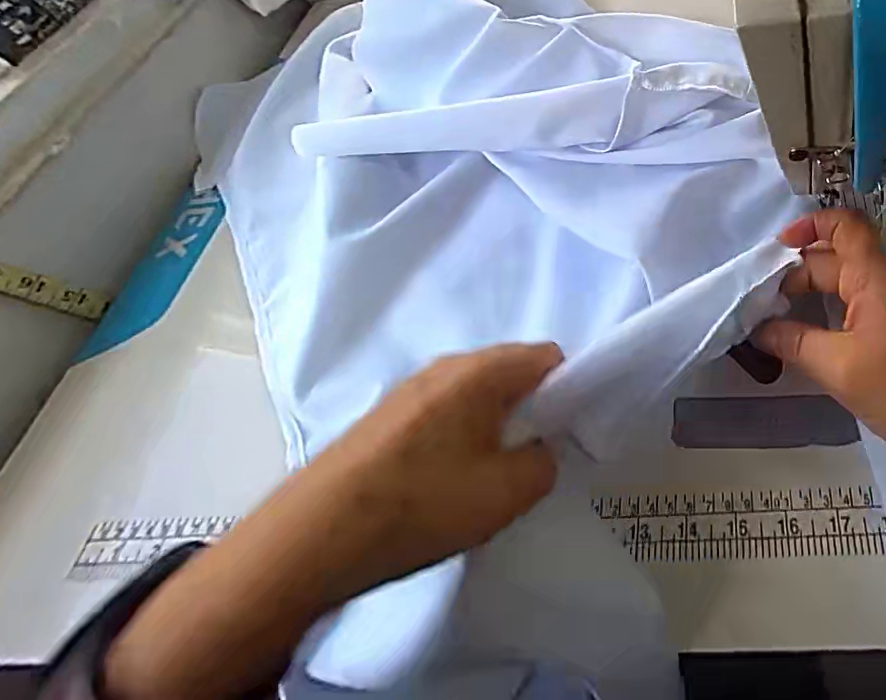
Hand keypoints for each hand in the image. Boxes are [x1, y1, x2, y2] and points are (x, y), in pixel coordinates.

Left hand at [293, 342, 563, 597]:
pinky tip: (448, 478)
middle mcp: (447, 364)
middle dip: (531, 408)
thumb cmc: (422, 503)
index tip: (567, 431)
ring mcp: (413, 385)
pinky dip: (461, 431)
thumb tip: (538, 448)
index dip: (568, 389)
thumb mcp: (505, 494)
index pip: (547, 356)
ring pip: (476, 391)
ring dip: (494, 422)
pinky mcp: (390, 411)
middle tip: (531, 457)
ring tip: (489, 474)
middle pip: (510, 370)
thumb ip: (543, 464)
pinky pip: (445, 407)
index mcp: (481, 371)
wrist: (318, 530)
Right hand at [754, 209, 885, 484]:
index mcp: (875, 277)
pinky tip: (800, 327)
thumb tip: (759, 330)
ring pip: (841, 277)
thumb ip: (792, 341)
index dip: (809, 225)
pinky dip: (823, 303)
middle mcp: (885, 279)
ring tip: (773, 310)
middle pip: (833, 256)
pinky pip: (851, 296)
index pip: (844, 226)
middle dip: (794, 270)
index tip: (777, 249)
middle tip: (760, 296)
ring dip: (807, 288)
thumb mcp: (837, 367)